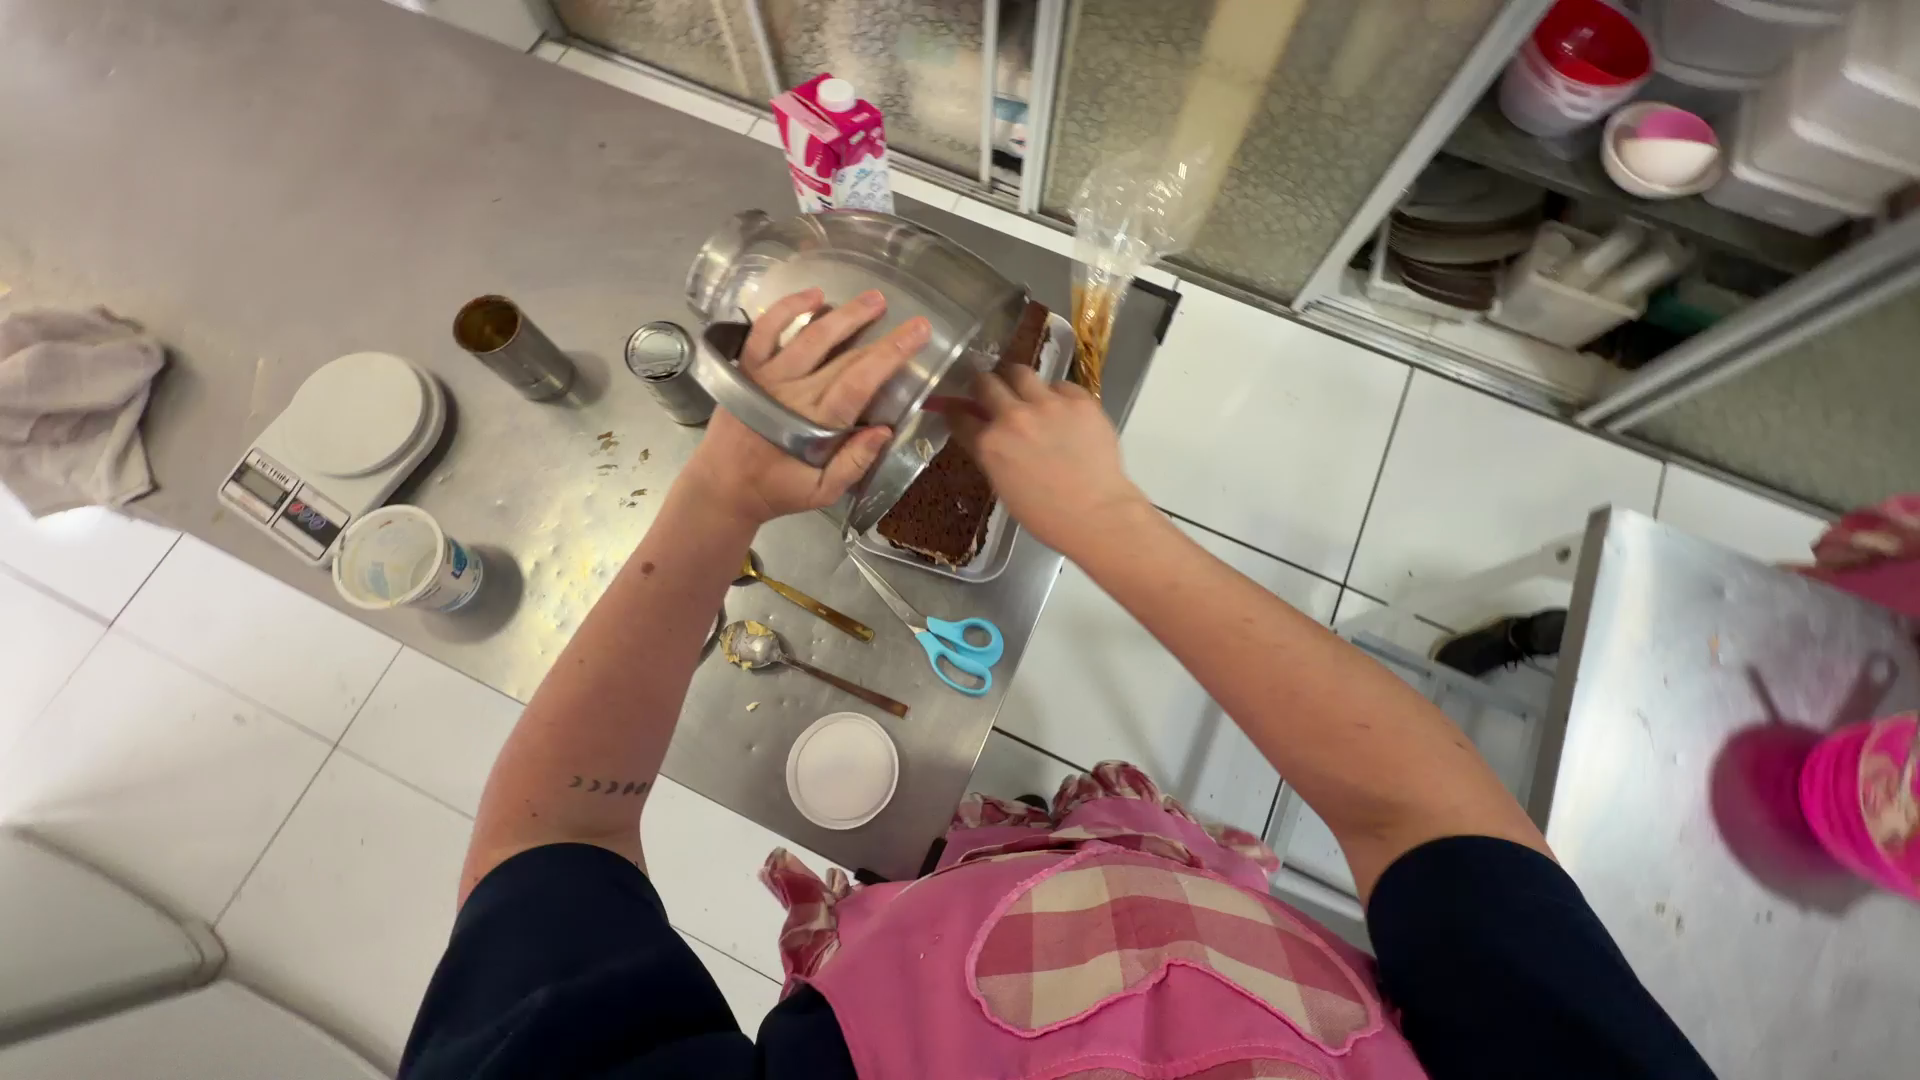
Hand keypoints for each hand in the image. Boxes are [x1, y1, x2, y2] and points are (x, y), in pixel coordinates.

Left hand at [687, 288, 927, 525]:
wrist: (721, 485)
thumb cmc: (776, 490)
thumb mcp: (821, 493)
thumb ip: (853, 464)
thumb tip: (884, 430)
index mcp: (814, 424)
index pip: (859, 381)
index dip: (889, 354)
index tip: (916, 334)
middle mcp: (791, 393)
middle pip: (843, 356)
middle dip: (881, 335)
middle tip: (912, 320)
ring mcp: (767, 377)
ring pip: (810, 336)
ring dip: (844, 314)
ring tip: (874, 299)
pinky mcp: (747, 369)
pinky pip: (765, 329)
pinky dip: (788, 308)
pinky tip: (814, 295)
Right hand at [952, 365, 1151, 556]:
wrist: (1095, 514)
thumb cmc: (1045, 515)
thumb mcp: (1003, 487)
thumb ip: (992, 455)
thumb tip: (990, 437)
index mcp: (989, 444)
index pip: (960, 416)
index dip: (959, 412)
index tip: (963, 410)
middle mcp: (1012, 417)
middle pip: (985, 383)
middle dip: (984, 387)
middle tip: (991, 393)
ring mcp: (1047, 404)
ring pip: (1021, 373)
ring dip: (1017, 381)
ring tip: (1025, 391)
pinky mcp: (1079, 400)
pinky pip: (1061, 385)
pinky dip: (1057, 395)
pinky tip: (1063, 410)